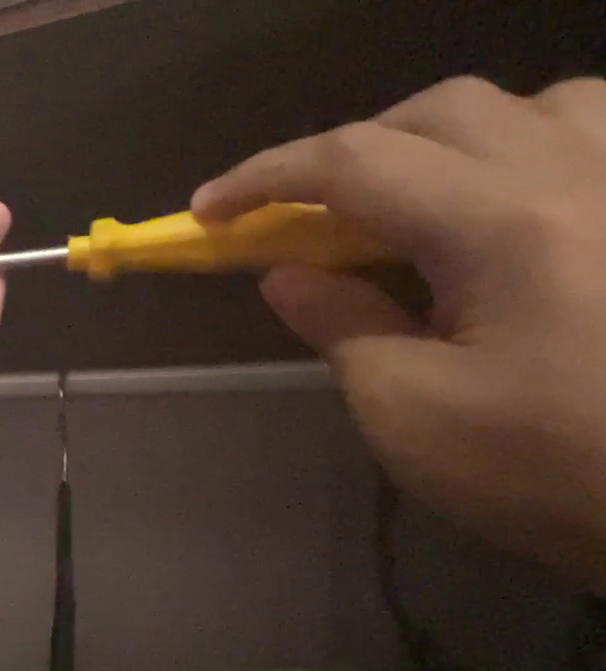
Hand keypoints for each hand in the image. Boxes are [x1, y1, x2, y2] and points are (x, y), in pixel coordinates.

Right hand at [193, 76, 605, 588]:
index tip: (203, 213)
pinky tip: (500, 210)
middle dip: (347, 154)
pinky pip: (598, 134)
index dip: (264, 176)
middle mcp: (587, 174)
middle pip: (443, 112)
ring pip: (533, 106)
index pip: (357, 163)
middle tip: (297, 220)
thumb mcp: (407, 408)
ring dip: (442, 144)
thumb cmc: (545, 465)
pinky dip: (523, 150)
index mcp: (507, 228)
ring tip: (403, 211)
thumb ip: (343, 325)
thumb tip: (287, 275)